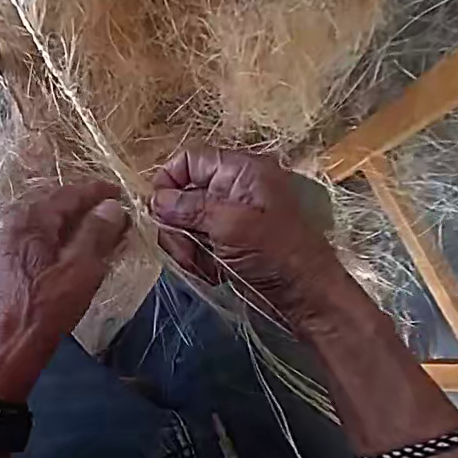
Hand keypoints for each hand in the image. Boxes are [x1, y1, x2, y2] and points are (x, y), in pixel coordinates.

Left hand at [0, 181, 128, 401]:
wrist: (16, 339)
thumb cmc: (49, 305)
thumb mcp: (81, 267)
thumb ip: (97, 232)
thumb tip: (111, 206)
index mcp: (31, 220)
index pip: (69, 194)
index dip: (97, 192)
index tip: (120, 193)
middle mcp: (16, 224)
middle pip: (57, 205)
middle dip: (88, 207)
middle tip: (115, 212)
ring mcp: (11, 242)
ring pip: (50, 222)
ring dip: (77, 223)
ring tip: (103, 230)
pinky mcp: (13, 261)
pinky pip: (43, 238)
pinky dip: (64, 238)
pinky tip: (79, 248)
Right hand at [149, 144, 354, 326]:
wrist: (303, 296)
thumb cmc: (276, 254)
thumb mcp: (232, 226)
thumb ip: (190, 209)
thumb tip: (155, 199)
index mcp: (239, 172)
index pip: (188, 160)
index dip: (168, 182)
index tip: (159, 212)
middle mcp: (230, 190)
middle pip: (178, 196)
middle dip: (175, 226)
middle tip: (185, 252)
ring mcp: (225, 217)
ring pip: (181, 224)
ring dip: (184, 248)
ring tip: (202, 266)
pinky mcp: (222, 242)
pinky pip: (191, 244)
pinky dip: (195, 260)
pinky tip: (211, 273)